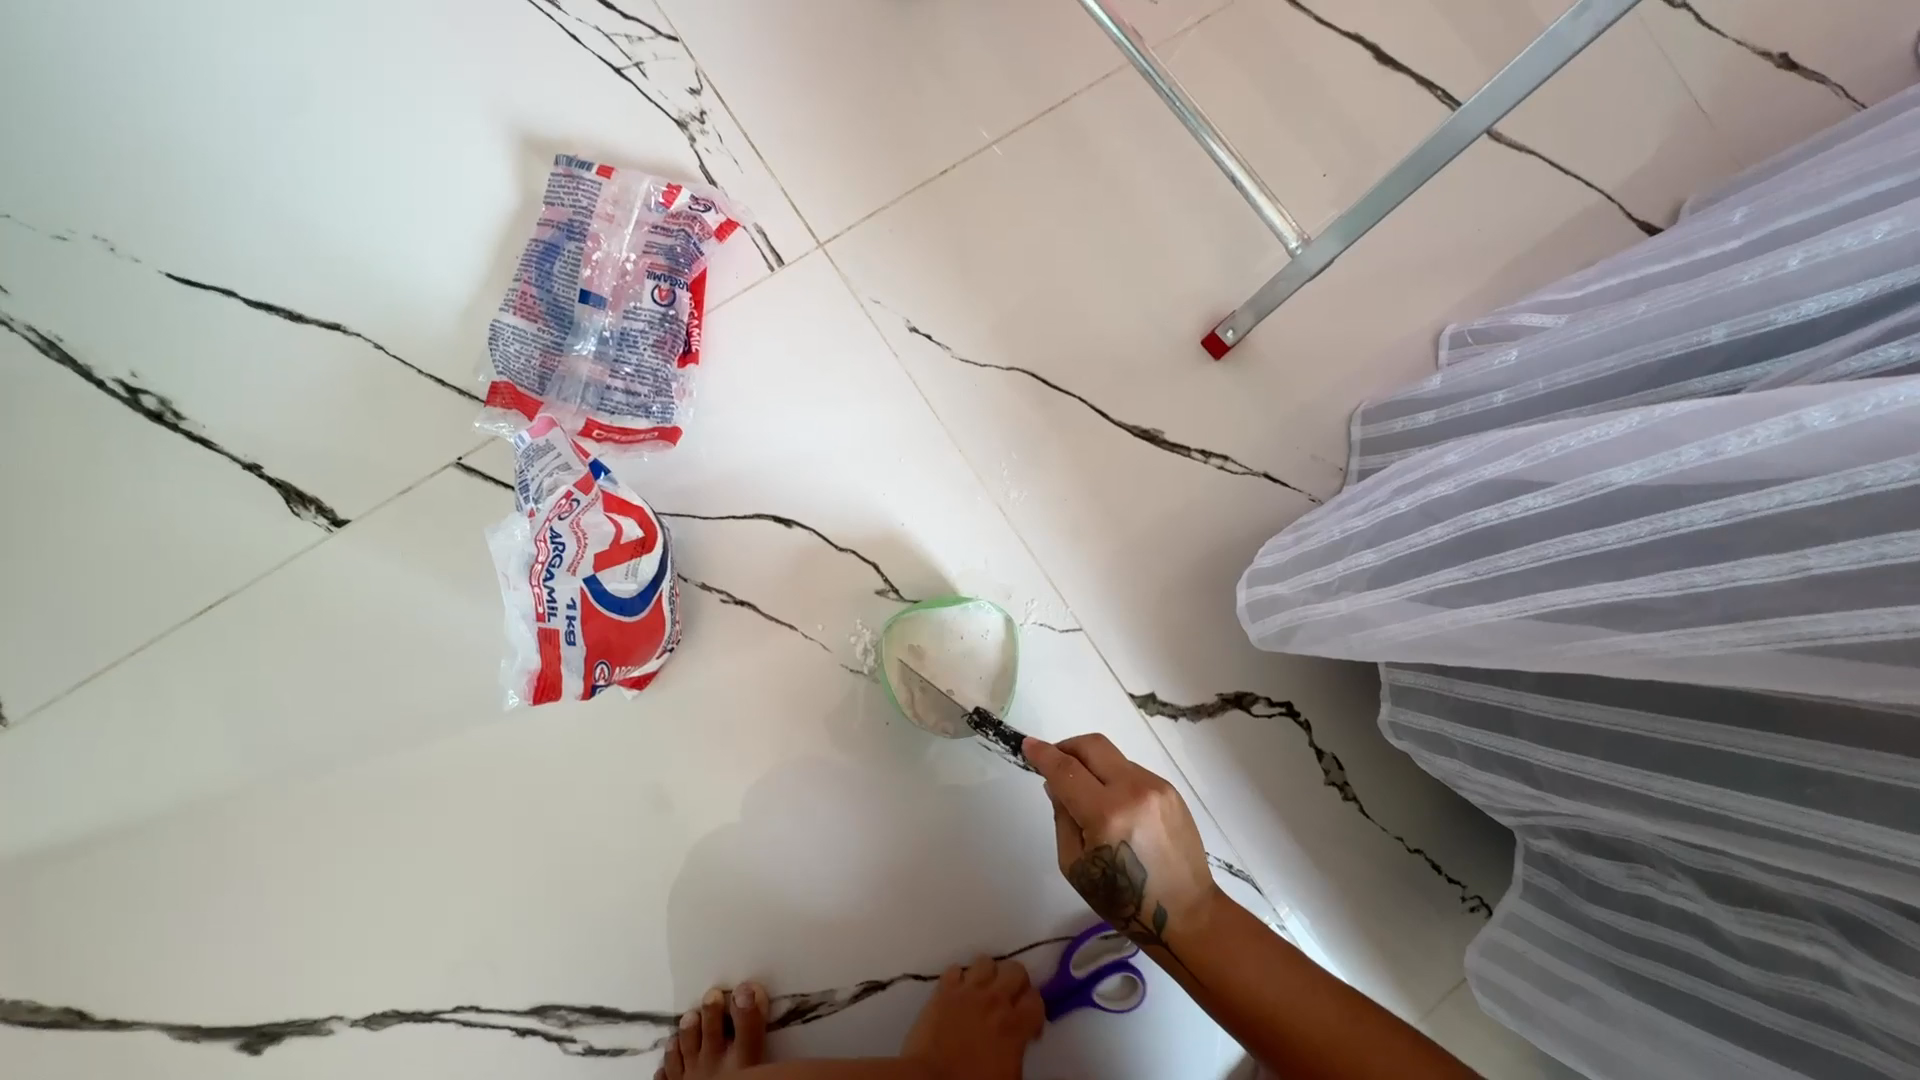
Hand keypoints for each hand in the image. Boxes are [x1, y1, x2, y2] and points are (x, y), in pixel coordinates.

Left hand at [900, 953, 1043, 1079]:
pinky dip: (959, 978)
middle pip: (1015, 969)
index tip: (1027, 1025)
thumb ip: (1019, 1049)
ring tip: (982, 992)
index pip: (1036, 999)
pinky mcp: (943, 990)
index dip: (1034, 1010)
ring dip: (988, 975)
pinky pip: (955, 969)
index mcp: (1014, 1025)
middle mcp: (994, 1000)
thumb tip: (1020, 1041)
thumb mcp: (1009, 1077)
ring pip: (985, 961)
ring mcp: (967, 991)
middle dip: (1016, 982)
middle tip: (1008, 1001)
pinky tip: (958, 992)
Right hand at [1022, 734, 1221, 955]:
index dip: (1043, 754)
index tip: (1028, 744)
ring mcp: (1156, 787)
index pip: (1066, 770)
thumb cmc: (1124, 900)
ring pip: (1112, 757)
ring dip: (1091, 765)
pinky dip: (1113, 778)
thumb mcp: (1075, 865)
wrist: (1186, 912)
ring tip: (1086, 794)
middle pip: (1092, 745)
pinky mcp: (1170, 790)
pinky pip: (1131, 772)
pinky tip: (1114, 807)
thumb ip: (1063, 818)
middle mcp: (1133, 790)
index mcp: (1106, 814)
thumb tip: (1056, 785)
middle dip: (1066, 747)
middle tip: (1053, 761)